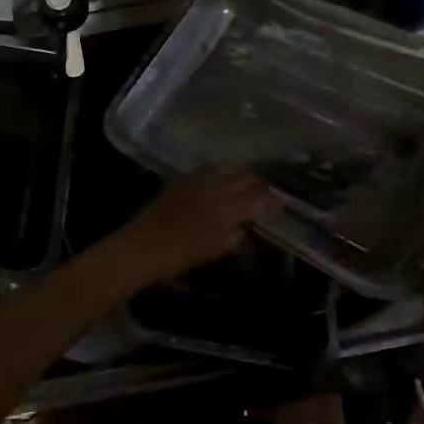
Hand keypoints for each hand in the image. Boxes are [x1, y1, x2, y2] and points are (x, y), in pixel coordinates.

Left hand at [102, 169, 280, 284]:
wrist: (144, 245)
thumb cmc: (181, 256)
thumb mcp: (214, 251)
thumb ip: (233, 238)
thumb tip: (241, 230)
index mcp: (230, 209)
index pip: (260, 198)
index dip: (273, 200)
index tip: (279, 203)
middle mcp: (219, 188)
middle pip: (248, 178)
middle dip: (260, 185)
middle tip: (264, 193)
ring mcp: (199, 179)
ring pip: (229, 167)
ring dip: (242, 173)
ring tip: (246, 181)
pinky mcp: (183, 178)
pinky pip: (209, 168)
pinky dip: (221, 171)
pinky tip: (221, 177)